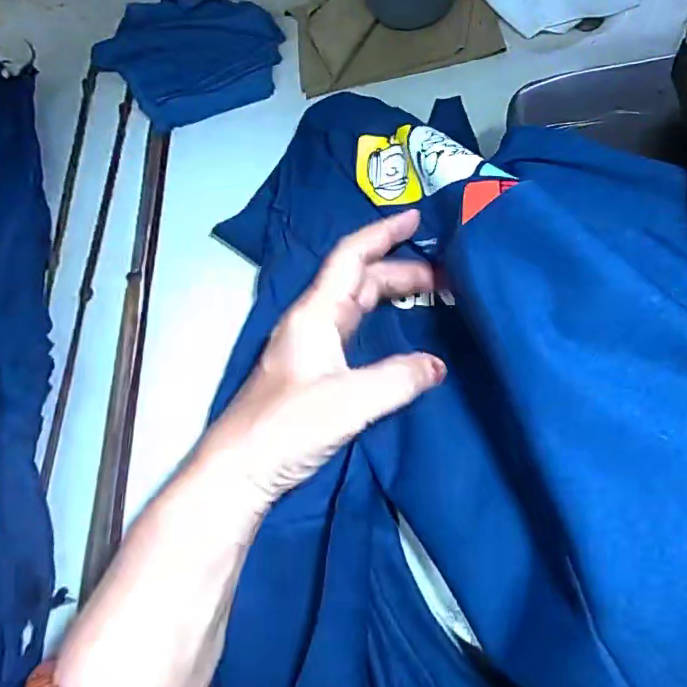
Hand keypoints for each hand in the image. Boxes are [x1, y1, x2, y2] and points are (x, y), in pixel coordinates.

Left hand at [200, 210, 446, 506]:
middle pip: (360, 278)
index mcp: (315, 313)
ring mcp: (312, 344)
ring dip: (392, 293)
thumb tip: (437, 365)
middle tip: (446, 276)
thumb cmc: (287, 427)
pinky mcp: (315, 368)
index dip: (383, 232)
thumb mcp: (350, 401)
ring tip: (432, 296)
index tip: (416, 217)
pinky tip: (401, 333)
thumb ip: (398, 379)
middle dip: (401, 269)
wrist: (240, 469)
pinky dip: (382, 320)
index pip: (351, 257)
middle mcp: (312, 320)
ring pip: (357, 303)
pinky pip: (355, 328)